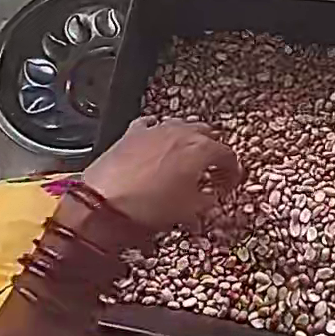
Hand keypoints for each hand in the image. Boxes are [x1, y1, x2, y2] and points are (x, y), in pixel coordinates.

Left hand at [81, 117, 240, 233]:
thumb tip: (212, 196)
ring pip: (182, 125)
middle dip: (213, 151)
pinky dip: (160, 134)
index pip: (227, 155)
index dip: (232, 170)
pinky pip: (153, 126)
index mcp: (201, 149)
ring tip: (187, 158)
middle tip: (211, 170)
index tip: (229, 182)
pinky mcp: (133, 133)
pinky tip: (157, 144)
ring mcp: (155, 129)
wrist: (103, 202)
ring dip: (189, 139)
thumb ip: (207, 199)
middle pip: (207, 134)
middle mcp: (180, 132)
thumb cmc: (147, 207)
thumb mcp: (188, 210)